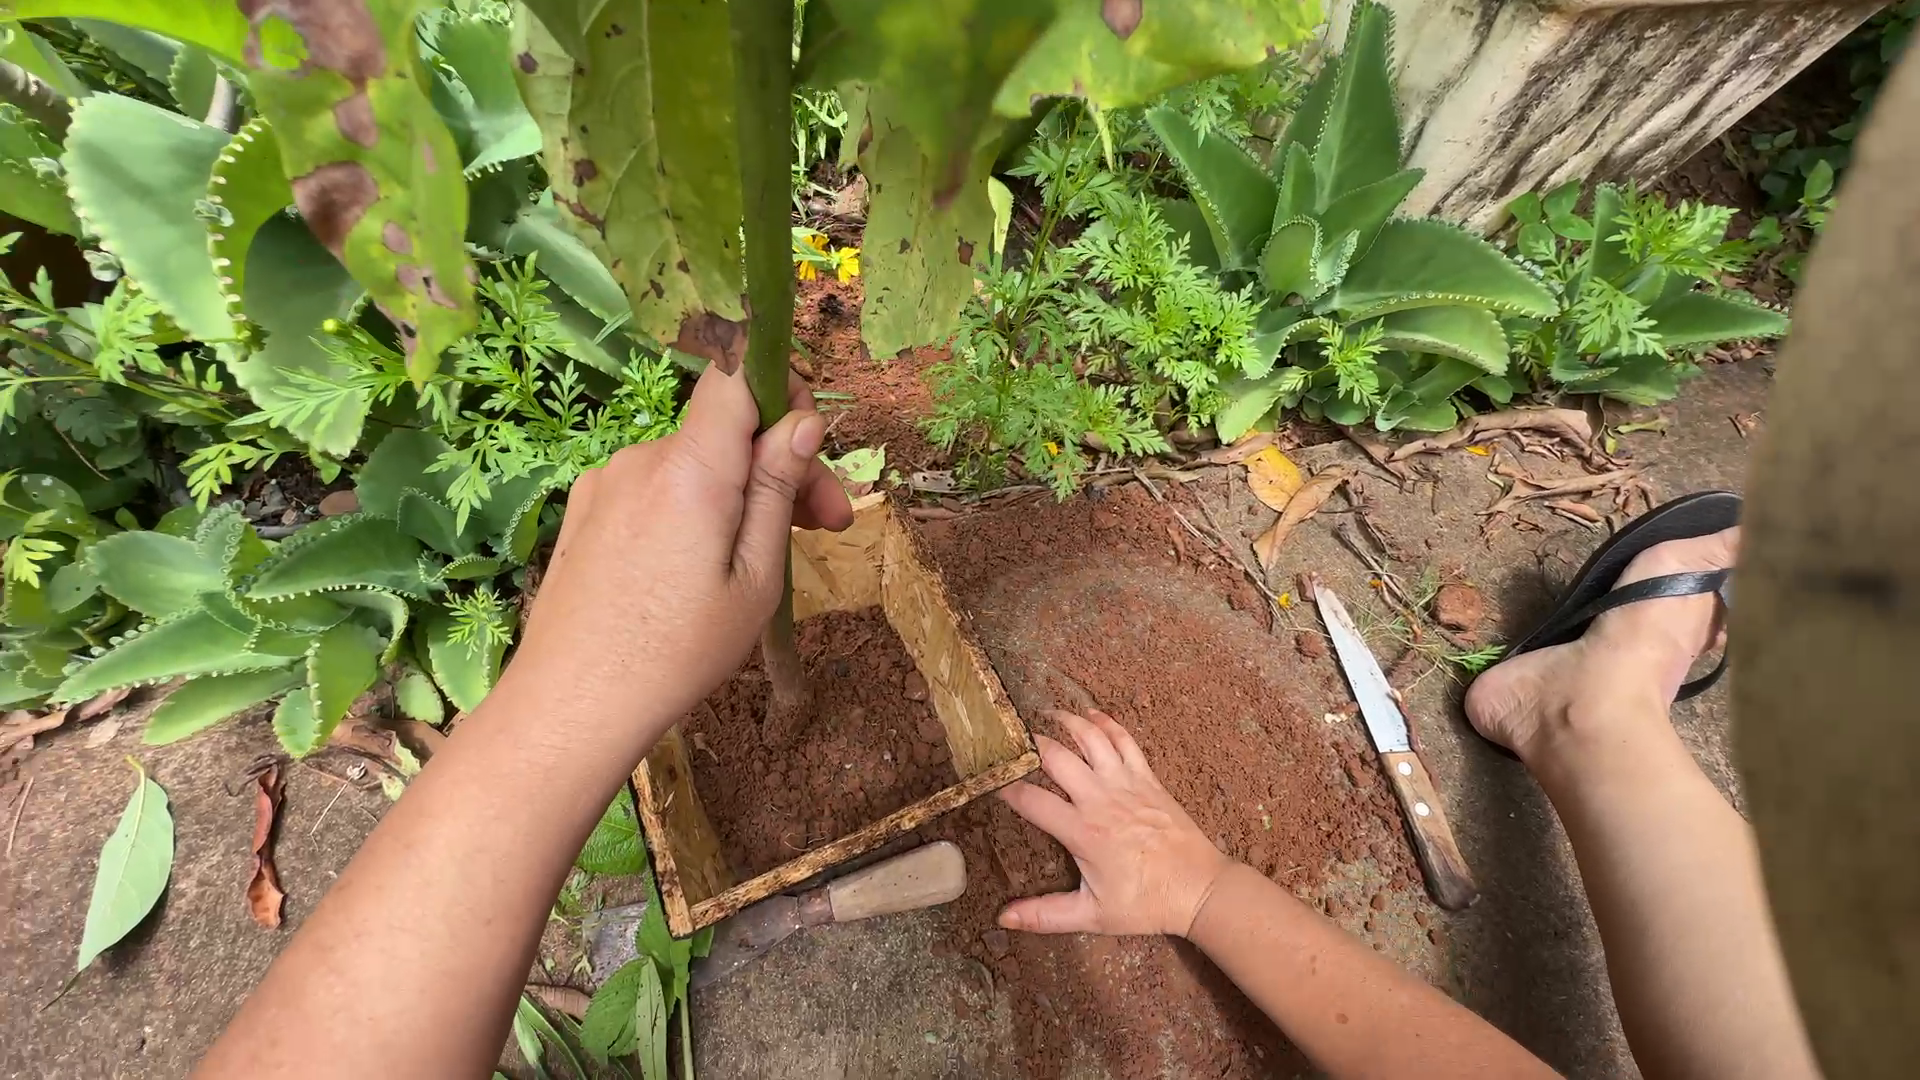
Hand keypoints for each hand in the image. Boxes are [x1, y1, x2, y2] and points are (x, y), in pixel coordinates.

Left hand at [507, 363, 853, 723]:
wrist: (572, 706)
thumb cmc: (682, 650)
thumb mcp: (756, 577)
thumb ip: (778, 490)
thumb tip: (803, 421)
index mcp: (689, 471)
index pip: (734, 378)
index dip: (779, 389)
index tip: (811, 442)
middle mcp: (641, 459)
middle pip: (724, 432)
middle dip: (781, 467)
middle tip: (826, 526)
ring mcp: (606, 482)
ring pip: (695, 464)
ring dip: (740, 494)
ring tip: (765, 558)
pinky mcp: (588, 509)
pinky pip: (659, 488)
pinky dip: (695, 508)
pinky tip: (703, 563)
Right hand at [997, 710, 1233, 937]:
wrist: (1199, 889)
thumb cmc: (1145, 903)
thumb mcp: (1093, 915)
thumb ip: (1046, 915)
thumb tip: (1004, 918)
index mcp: (1083, 831)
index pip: (1032, 800)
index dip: (1007, 789)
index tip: (991, 782)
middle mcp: (1100, 799)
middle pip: (1057, 757)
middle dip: (1031, 744)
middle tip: (1014, 739)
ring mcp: (1126, 783)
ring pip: (1091, 739)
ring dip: (1067, 722)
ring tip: (1047, 715)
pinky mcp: (1147, 778)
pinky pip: (1125, 741)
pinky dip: (1107, 723)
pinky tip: (1092, 714)